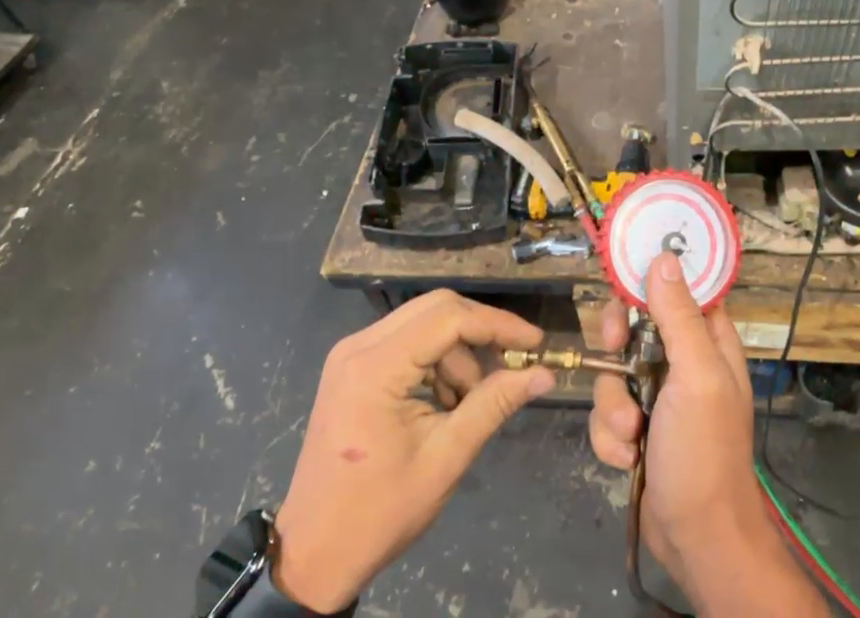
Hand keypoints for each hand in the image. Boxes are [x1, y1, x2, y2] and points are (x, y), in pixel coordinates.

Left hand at [272, 291, 554, 609]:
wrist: (315, 551)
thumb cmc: (380, 510)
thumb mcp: (446, 457)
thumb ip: (494, 404)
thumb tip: (544, 374)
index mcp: (376, 367)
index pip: (449, 318)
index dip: (498, 325)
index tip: (536, 345)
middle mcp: (358, 347)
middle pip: (436, 309)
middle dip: (480, 332)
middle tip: (513, 364)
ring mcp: (350, 356)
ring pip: (423, 324)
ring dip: (457, 353)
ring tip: (471, 403)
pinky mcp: (351, 369)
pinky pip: (406, 343)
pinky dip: (435, 362)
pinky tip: (445, 402)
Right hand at [589, 257, 825, 613]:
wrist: (696, 537)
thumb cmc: (704, 451)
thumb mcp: (696, 376)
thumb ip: (679, 317)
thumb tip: (663, 257)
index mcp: (710, 343)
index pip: (679, 291)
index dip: (649, 284)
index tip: (623, 290)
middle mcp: (684, 365)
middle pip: (633, 328)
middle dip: (616, 348)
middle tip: (613, 354)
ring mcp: (658, 400)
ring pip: (612, 375)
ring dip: (613, 408)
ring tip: (633, 436)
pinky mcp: (637, 431)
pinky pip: (606, 415)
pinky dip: (610, 438)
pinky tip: (628, 458)